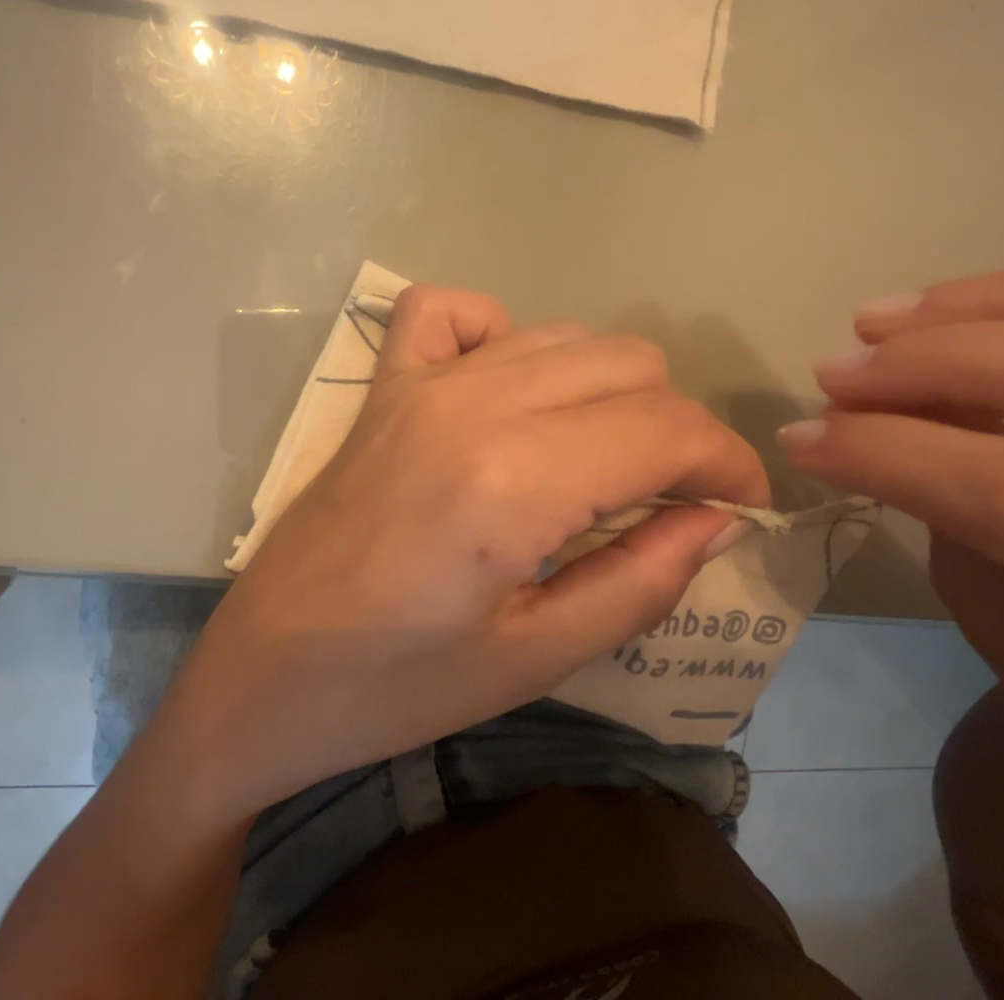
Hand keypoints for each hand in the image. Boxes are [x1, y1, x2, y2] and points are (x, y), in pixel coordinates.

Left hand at [153, 285, 769, 817]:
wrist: (262, 678)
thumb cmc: (394, 690)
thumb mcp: (534, 658)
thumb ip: (639, 581)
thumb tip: (713, 519)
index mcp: (514, 479)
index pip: (667, 428)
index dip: (727, 463)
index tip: (741, 508)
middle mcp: (471, 405)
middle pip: (628, 366)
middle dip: (674, 431)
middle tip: (668, 503)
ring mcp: (417, 387)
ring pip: (561, 337)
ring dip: (607, 392)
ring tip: (601, 464)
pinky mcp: (379, 392)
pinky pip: (453, 313)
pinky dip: (503, 337)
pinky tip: (509, 394)